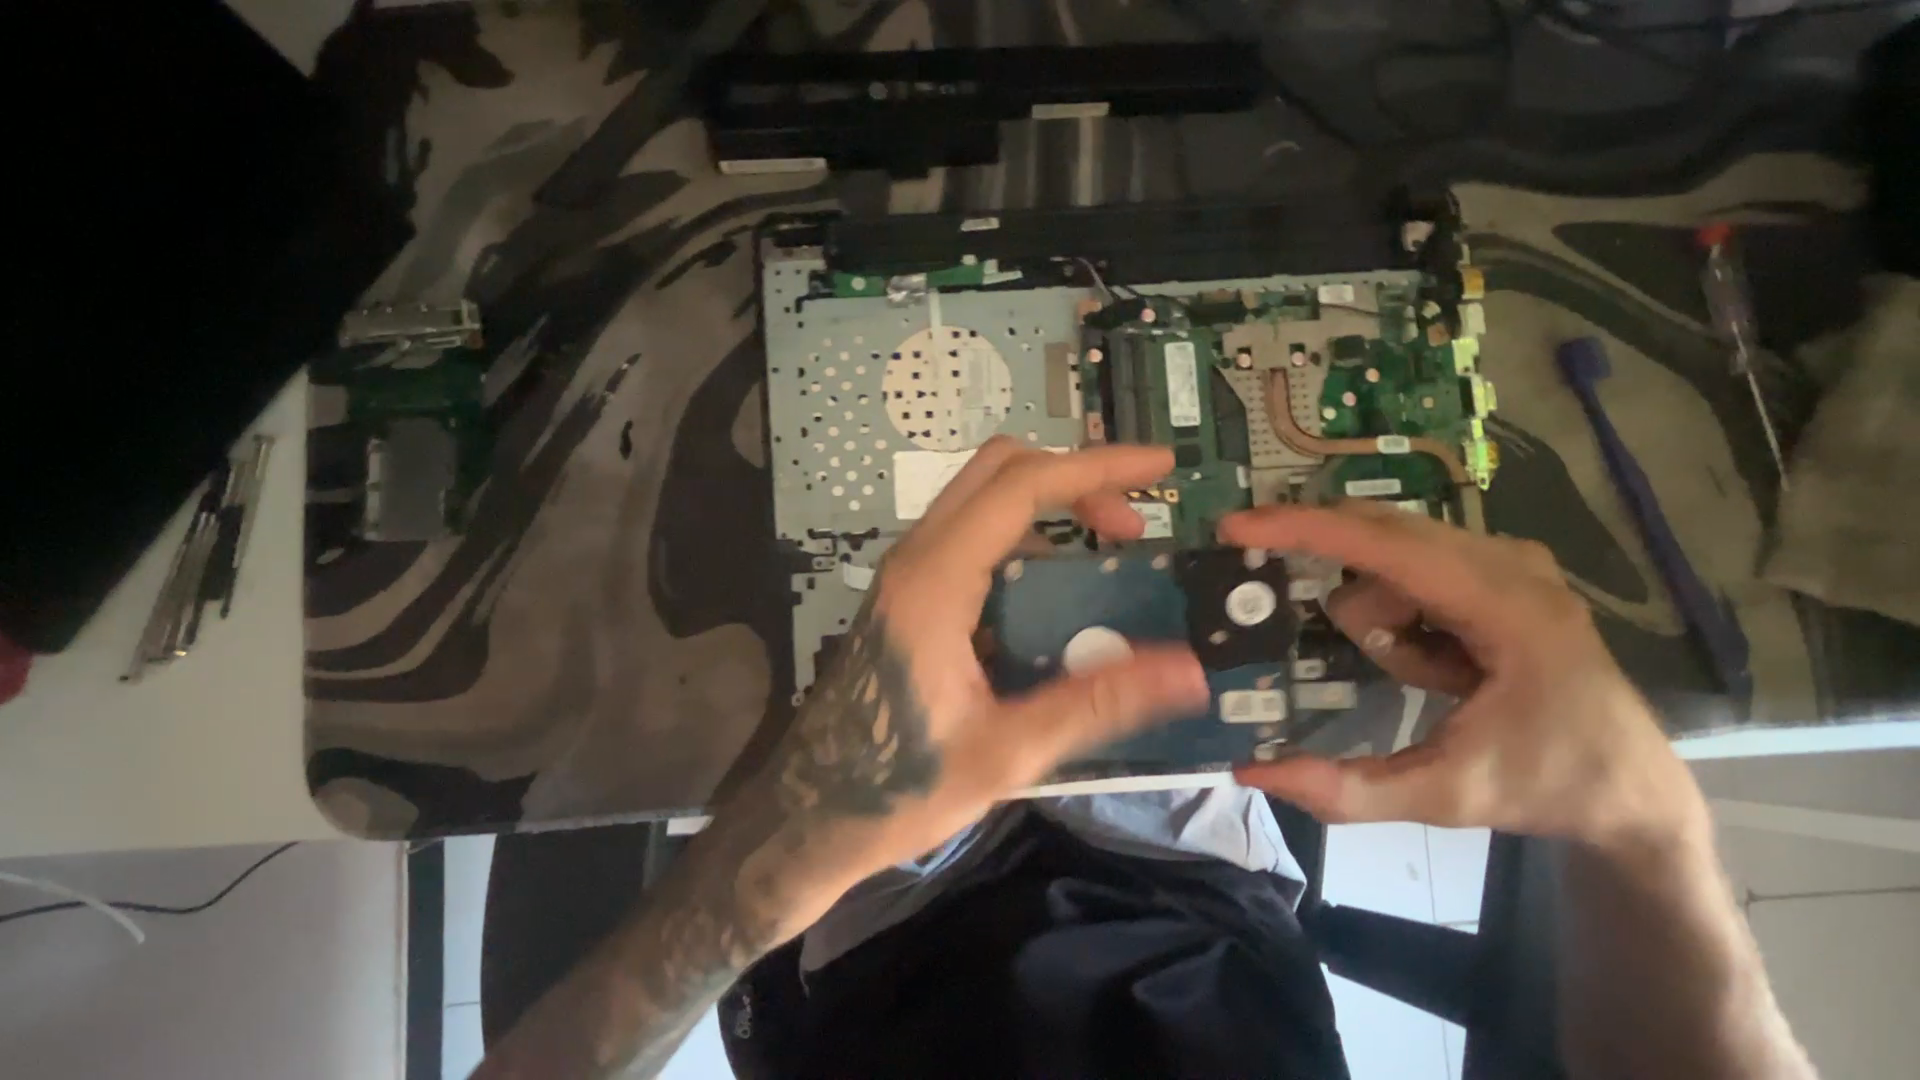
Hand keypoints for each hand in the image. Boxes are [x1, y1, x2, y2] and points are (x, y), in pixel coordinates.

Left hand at [753, 438, 1209, 927]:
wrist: (814, 813)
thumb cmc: (900, 786)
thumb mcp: (1005, 753)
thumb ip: (1095, 705)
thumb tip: (1186, 671)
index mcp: (935, 583)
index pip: (1021, 487)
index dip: (1096, 468)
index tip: (1158, 466)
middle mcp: (916, 560)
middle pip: (998, 471)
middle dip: (1074, 477)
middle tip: (1131, 522)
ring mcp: (907, 574)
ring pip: (981, 497)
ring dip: (1048, 504)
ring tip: (1106, 550)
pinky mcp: (907, 595)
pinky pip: (971, 535)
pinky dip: (1023, 534)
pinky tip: (1055, 591)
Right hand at [1220, 501, 1707, 849]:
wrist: (1633, 788)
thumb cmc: (1548, 786)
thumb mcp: (1445, 798)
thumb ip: (1348, 790)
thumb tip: (1250, 774)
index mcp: (1507, 606)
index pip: (1385, 546)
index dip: (1304, 530)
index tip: (1235, 525)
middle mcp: (1509, 563)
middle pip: (1380, 540)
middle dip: (1360, 608)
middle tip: (1372, 658)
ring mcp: (1509, 560)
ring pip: (1390, 556)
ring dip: (1383, 620)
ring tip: (1432, 680)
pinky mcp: (1502, 569)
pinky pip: (1410, 566)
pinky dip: (1401, 614)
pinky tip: (1444, 662)